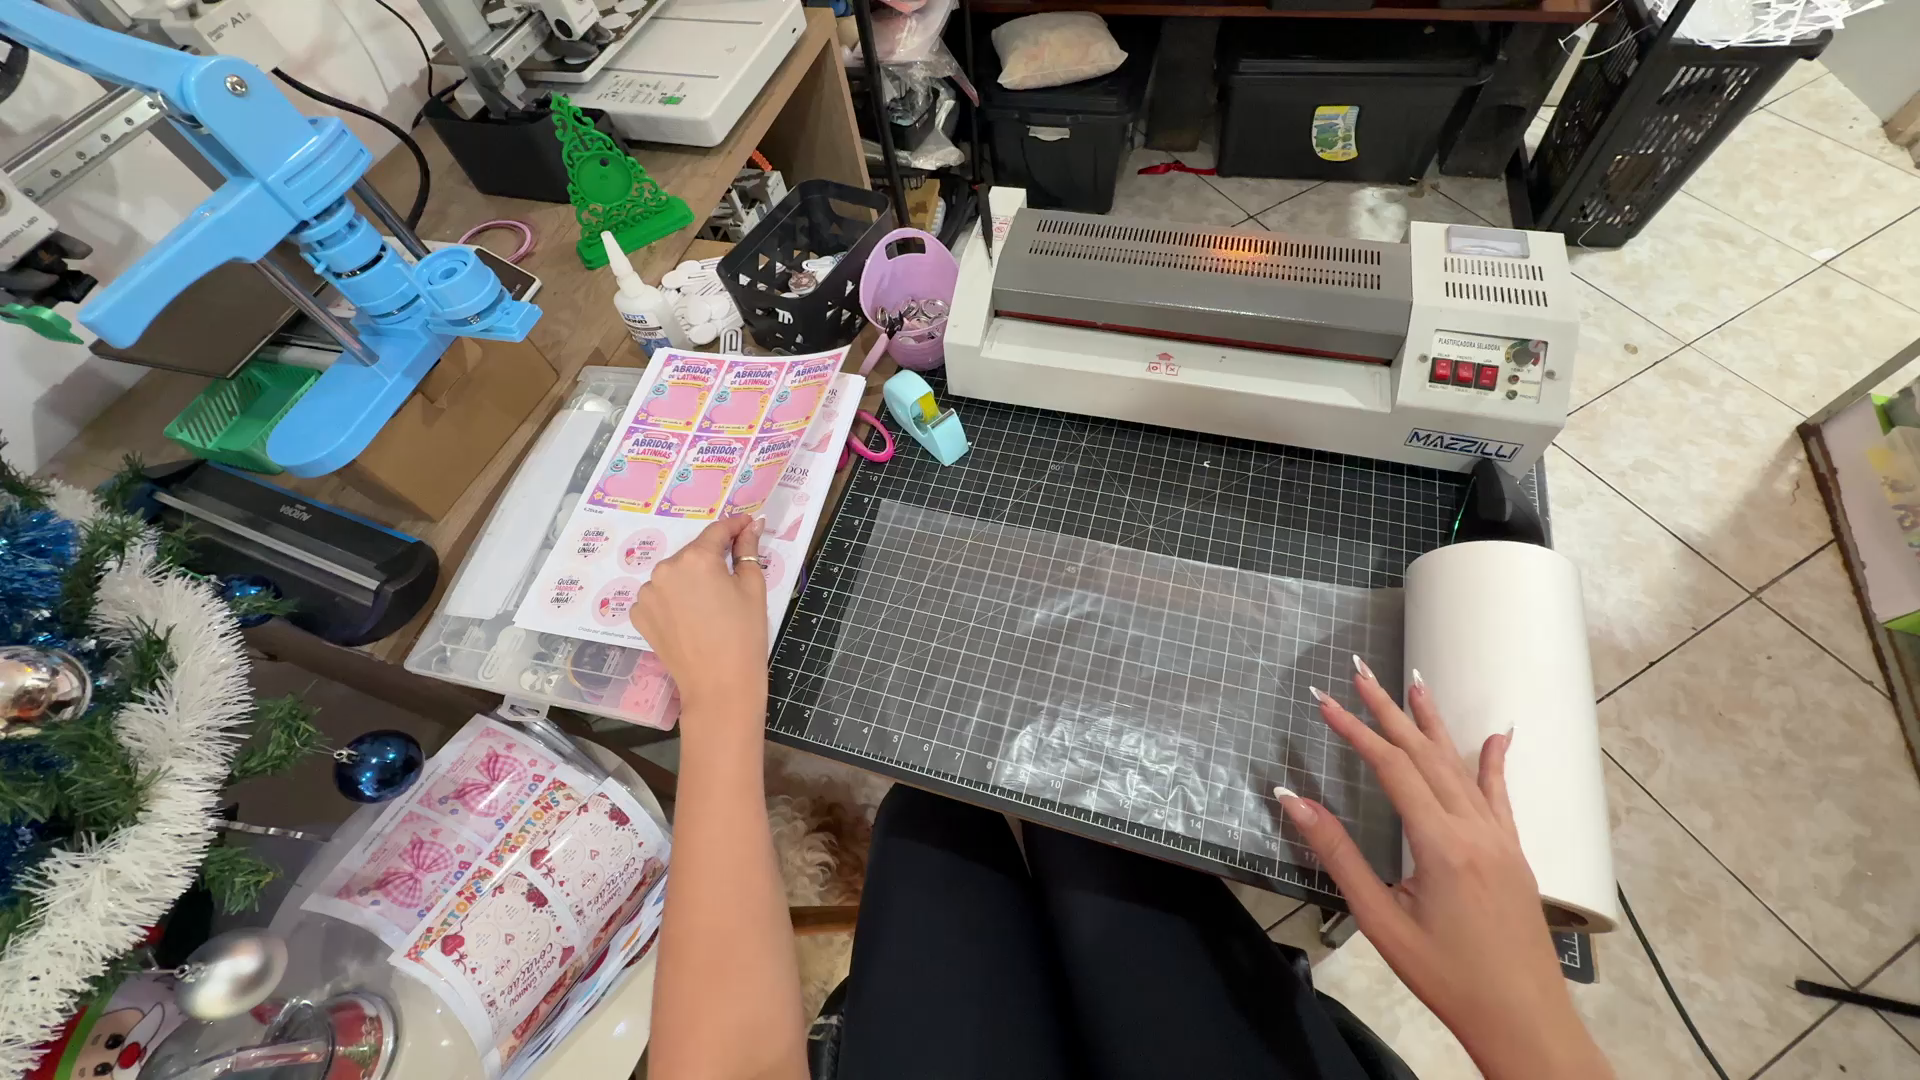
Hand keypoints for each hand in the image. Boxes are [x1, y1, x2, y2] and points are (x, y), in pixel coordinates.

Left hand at [630, 515, 769, 724]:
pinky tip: (691, 616)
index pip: (717, 531)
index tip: (748, 525)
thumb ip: (748, 551)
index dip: (735, 526)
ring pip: (675, 574)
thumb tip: (751, 526)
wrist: (719, 684)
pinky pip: (660, 595)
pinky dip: (675, 598)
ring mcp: (647, 593)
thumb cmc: (744, 634)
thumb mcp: (753, 588)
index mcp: (696, 558)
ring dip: (691, 578)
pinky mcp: (639, 614)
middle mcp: (665, 569)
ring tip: (710, 602)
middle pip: (694, 553)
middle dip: (713, 558)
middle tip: (733, 574)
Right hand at [1274, 661, 1611, 1079]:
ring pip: (1460, 766)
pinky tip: (1496, 735)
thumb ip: (1337, 854)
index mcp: (1440, 843)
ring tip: (1413, 681)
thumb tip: (1293, 799)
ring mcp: (1500, 839)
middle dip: (1387, 709)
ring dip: (1431, 721)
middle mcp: (1474, 829)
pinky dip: (1493, 761)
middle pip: (1424, 754)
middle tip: (1359, 670)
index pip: (1390, 767)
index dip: (1354, 730)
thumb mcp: (1379, 919)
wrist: (1527, 1026)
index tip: (1323, 700)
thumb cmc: (1445, 976)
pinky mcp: (1514, 853)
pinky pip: (1500, 796)